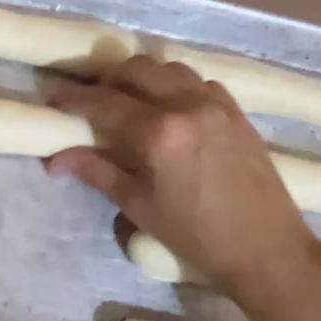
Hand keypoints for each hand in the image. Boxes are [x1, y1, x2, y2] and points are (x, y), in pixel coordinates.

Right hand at [46, 55, 320, 296]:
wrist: (266, 249)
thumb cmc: (196, 236)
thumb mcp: (139, 206)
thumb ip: (98, 173)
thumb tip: (56, 159)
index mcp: (158, 132)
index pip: (104, 102)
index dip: (74, 99)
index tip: (55, 101)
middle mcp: (186, 105)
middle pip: (136, 70)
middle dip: (107, 79)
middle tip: (91, 99)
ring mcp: (216, 105)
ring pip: (169, 70)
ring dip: (143, 77)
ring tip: (129, 100)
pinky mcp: (236, 113)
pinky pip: (199, 83)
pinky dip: (176, 86)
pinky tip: (171, 109)